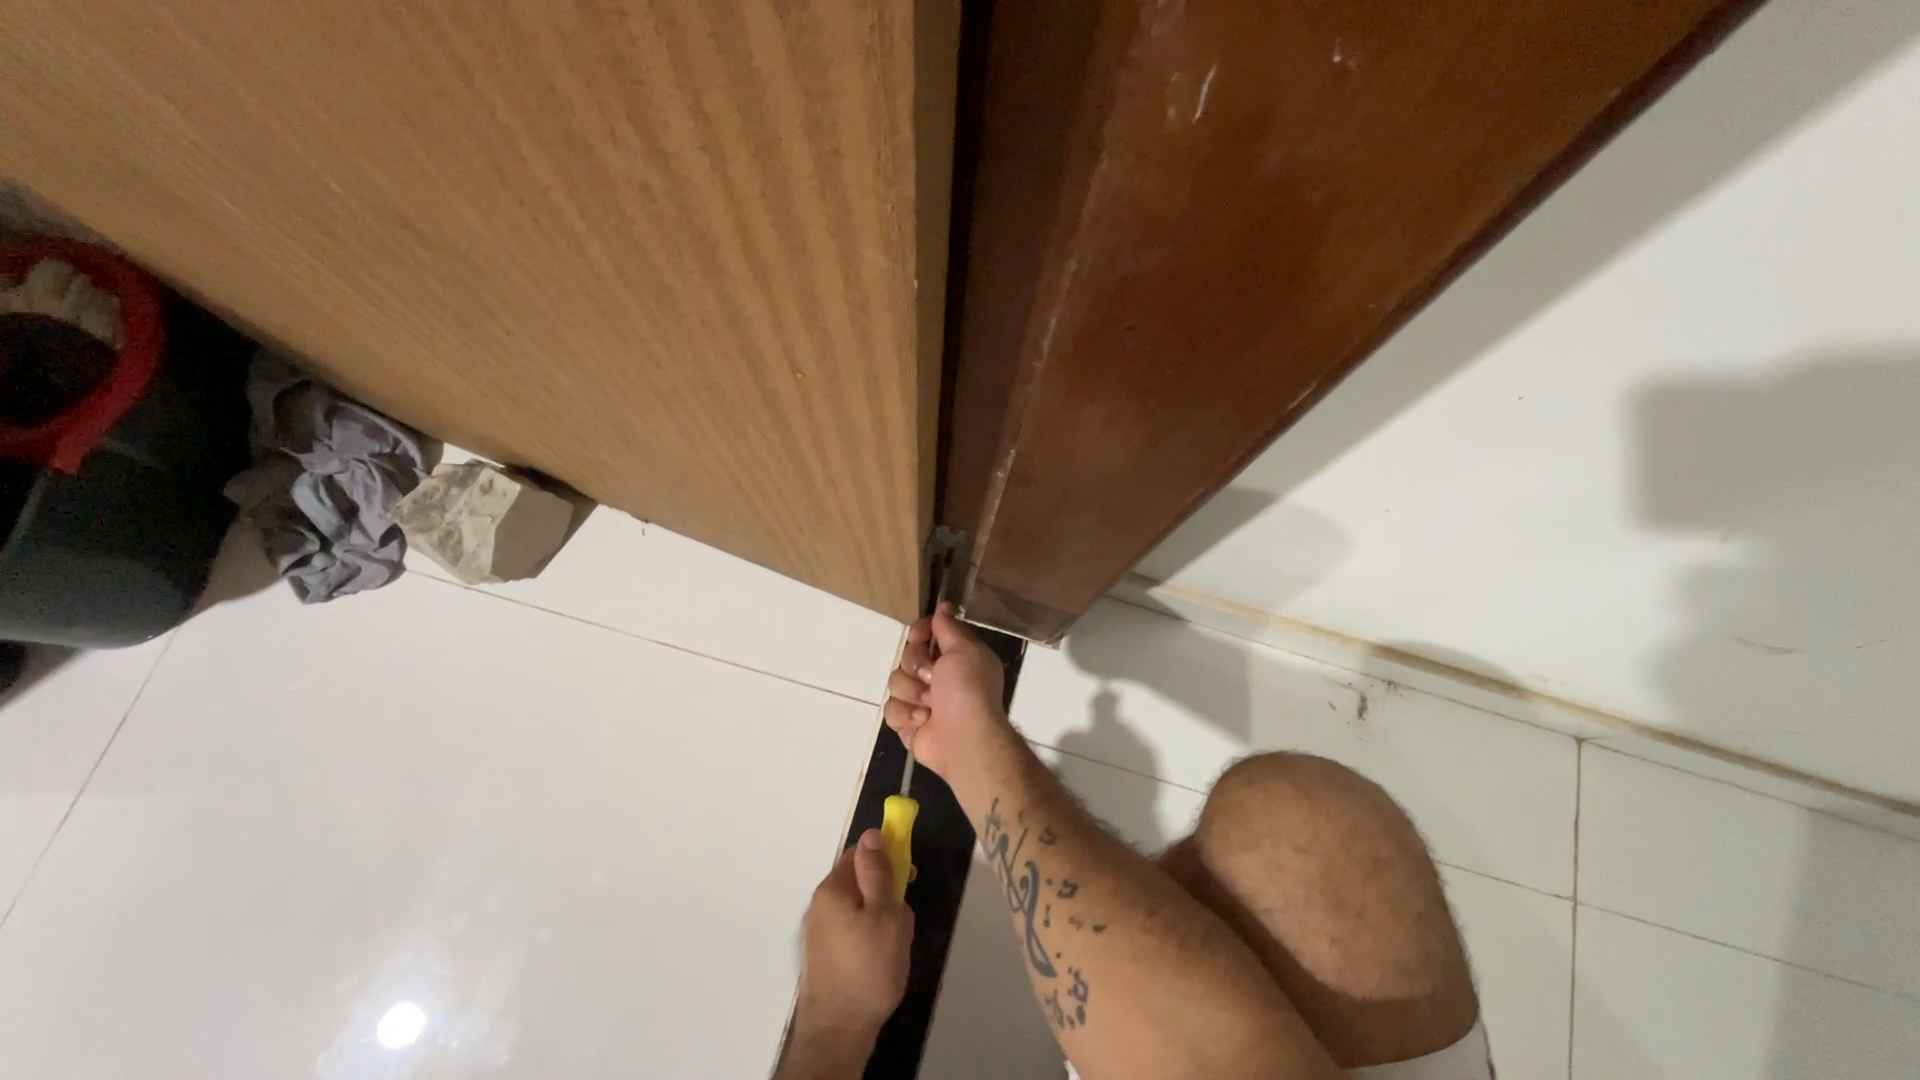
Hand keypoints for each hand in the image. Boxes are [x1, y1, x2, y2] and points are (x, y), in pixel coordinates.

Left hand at [794, 830, 915, 1049]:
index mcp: (833, 889)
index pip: (860, 852)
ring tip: (894, 945)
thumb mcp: (886, 914)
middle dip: (885, 892)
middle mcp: (819, 904)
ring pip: (857, 907)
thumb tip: (873, 834)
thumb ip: (879, 872)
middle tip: (903, 918)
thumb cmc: (869, 968)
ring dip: (879, 917)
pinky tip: (879, 960)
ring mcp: (817, 931)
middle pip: (858, 880)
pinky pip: (850, 930)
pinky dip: (868, 937)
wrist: (838, 1030)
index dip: (886, 856)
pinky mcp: (822, 954)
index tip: (909, 875)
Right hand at [882, 604, 1006, 776]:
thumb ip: (950, 627)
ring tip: (929, 706)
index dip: (920, 632)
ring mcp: (921, 700)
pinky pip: (891, 708)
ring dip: (912, 693)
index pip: (927, 633)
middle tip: (932, 678)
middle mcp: (939, 677)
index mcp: (956, 657)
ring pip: (896, 681)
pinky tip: (922, 722)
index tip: (918, 637)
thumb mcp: (964, 650)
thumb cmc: (968, 690)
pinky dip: (906, 714)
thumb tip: (944, 606)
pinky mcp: (908, 722)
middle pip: (907, 656)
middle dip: (916, 667)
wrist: (963, 739)